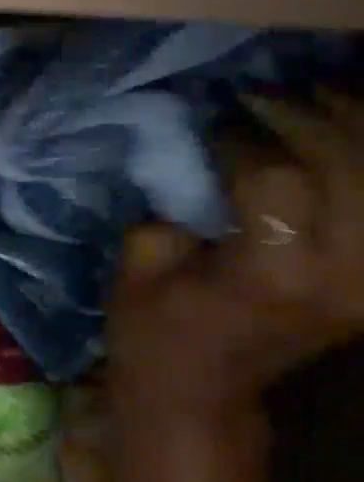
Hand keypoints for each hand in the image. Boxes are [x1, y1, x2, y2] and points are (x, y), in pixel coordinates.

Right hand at [110, 95, 363, 416]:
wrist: (203, 389)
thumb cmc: (152, 328)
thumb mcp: (139, 267)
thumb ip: (174, 208)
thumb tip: (193, 155)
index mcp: (273, 273)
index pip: (277, 178)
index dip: (242, 138)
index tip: (209, 119)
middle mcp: (341, 272)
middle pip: (349, 169)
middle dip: (306, 118)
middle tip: (261, 93)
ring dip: (351, 131)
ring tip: (312, 97)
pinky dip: (360, 165)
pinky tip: (339, 134)